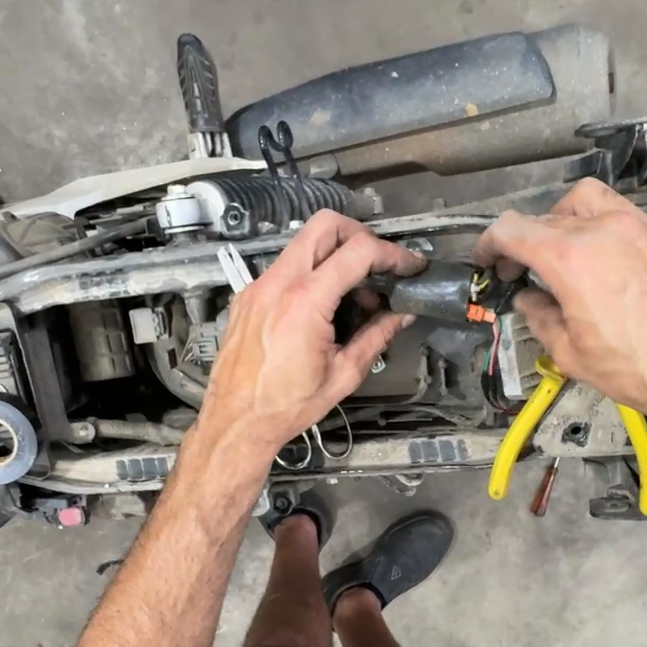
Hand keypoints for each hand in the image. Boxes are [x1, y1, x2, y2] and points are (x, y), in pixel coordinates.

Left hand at [194, 210, 424, 458]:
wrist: (237, 421)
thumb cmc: (286, 405)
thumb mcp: (344, 374)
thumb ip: (376, 336)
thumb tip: (401, 315)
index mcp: (305, 301)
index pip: (358, 252)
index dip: (392, 254)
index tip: (409, 265)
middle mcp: (277, 283)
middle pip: (325, 225)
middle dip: (360, 235)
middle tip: (380, 263)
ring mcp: (258, 286)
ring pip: (303, 244)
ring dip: (335, 256)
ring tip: (356, 294)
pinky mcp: (248, 296)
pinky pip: (285, 268)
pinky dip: (311, 273)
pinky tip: (325, 306)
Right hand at [473, 179, 646, 458]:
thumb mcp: (572, 354)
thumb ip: (542, 319)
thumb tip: (531, 303)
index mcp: (572, 258)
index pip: (513, 229)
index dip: (490, 243)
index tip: (488, 258)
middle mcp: (606, 230)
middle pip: (548, 215)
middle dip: (526, 241)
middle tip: (521, 270)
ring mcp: (640, 227)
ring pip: (586, 201)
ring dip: (563, 221)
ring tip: (561, 255)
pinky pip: (621, 215)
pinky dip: (599, 228)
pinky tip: (601, 263)